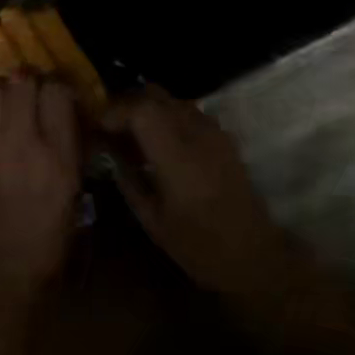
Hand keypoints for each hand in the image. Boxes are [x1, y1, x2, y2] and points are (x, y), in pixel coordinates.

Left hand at [0, 78, 81, 299]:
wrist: (1, 271)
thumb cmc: (48, 242)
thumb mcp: (74, 194)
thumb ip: (71, 150)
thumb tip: (67, 118)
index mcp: (58, 154)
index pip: (57, 92)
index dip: (59, 84)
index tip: (58, 89)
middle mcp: (22, 141)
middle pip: (21, 82)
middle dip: (28, 79)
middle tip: (30, 89)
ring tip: (4, 100)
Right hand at [103, 89, 286, 295]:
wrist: (256, 258)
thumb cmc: (198, 246)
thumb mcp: (151, 220)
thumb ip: (127, 180)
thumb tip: (107, 153)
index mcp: (178, 159)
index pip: (142, 110)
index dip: (114, 111)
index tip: (98, 127)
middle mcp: (198, 138)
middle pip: (155, 96)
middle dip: (126, 105)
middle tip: (108, 126)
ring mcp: (216, 135)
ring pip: (172, 100)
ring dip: (147, 109)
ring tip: (130, 133)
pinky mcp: (224, 139)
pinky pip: (188, 112)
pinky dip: (167, 116)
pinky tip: (158, 141)